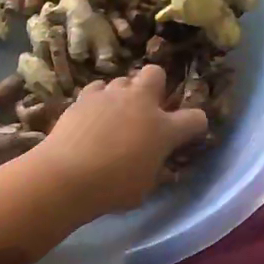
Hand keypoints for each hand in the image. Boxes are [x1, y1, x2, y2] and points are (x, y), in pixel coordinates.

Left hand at [24, 64, 209, 218]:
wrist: (67, 176)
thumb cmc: (111, 189)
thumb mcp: (143, 187)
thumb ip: (153, 168)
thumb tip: (154, 162)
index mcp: (164, 129)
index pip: (196, 118)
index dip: (194, 125)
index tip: (187, 134)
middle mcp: (141, 104)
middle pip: (156, 73)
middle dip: (155, 86)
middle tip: (145, 110)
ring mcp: (111, 96)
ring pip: (123, 79)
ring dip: (123, 94)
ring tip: (113, 115)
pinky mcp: (84, 97)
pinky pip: (98, 88)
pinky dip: (98, 99)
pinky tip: (92, 115)